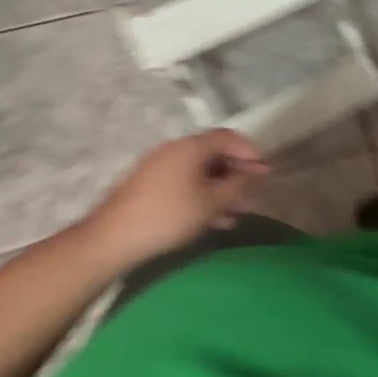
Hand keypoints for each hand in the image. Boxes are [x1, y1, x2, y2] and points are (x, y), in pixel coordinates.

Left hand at [80, 131, 270, 269]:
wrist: (112, 239)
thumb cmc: (168, 216)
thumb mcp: (211, 202)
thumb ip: (237, 185)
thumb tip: (253, 172)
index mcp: (191, 147)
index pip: (229, 137)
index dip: (251, 152)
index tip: (265, 172)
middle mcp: (175, 150)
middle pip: (215, 155)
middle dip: (238, 174)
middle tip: (254, 194)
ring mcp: (160, 168)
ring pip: (201, 173)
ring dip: (222, 190)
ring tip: (239, 213)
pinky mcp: (150, 187)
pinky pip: (186, 184)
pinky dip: (203, 196)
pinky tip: (215, 220)